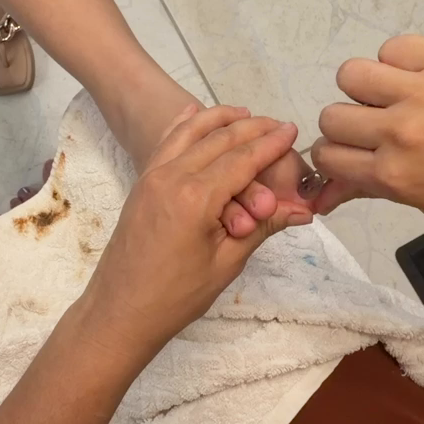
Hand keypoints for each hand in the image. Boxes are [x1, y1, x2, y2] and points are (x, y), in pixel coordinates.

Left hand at [76, 105, 306, 359]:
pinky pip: (165, 143)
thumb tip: (303, 210)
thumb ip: (262, 227)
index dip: (270, 145)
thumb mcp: (226, 263)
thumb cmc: (176, 296)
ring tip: (246, 113)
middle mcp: (171, 176)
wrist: (120, 310)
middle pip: (218, 139)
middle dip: (251, 128)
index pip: (242, 160)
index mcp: (195, 198)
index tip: (293, 131)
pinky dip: (183, 125)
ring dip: (218, 118)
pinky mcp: (142, 183)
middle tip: (279, 123)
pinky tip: (194, 113)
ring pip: (189, 132)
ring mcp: (152, 176)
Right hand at [309, 35, 423, 233]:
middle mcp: (399, 132)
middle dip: (349, 125)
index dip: (335, 155)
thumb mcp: (422, 203)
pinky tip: (419, 76)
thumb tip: (321, 196)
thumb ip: (368, 189)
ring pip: (352, 75)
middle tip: (377, 127)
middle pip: (332, 116)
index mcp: (393, 175)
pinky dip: (399, 61)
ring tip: (394, 96)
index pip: (327, 155)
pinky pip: (393, 48)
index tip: (352, 152)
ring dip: (366, 88)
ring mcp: (421, 92)